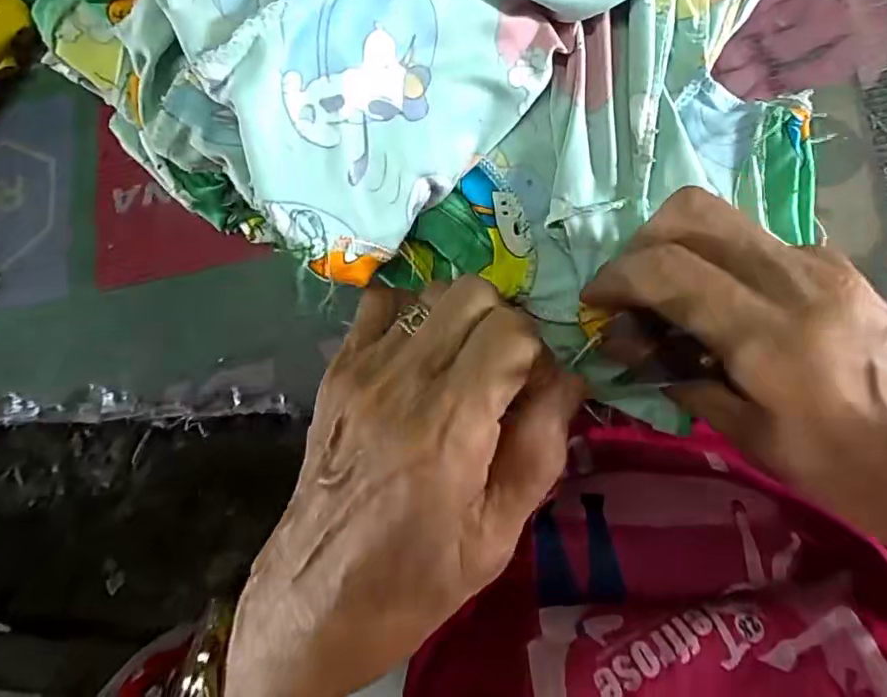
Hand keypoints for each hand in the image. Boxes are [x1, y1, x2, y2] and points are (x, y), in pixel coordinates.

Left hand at [227, 279, 584, 696]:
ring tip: (461, 363)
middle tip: (502, 370)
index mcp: (451, 425)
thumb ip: (541, 447)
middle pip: (473, 293)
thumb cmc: (417, 577)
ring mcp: (365, 366)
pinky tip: (415, 354)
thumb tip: (568, 378)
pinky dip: (409, 314)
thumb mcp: (498, 534)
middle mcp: (406, 380)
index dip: (536, 353)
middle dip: (503, 322)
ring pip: (431, 291)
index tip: (532, 388)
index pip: (512, 331)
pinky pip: (381, 303)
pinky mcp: (339, 367)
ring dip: (460, 317)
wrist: (318, 595)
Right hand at [580, 187, 886, 587]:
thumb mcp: (761, 443)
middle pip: (689, 213)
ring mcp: (822, 263)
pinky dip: (718, 259)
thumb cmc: (868, 481)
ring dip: (677, 245)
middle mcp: (795, 278)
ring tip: (670, 298)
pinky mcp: (839, 266)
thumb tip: (630, 345)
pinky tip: (725, 308)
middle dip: (640, 244)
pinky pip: (756, 240)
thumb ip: (687, 380)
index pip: (666, 269)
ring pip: (721, 216)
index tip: (594, 303)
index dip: (614, 277)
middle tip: (630, 292)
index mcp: (773, 335)